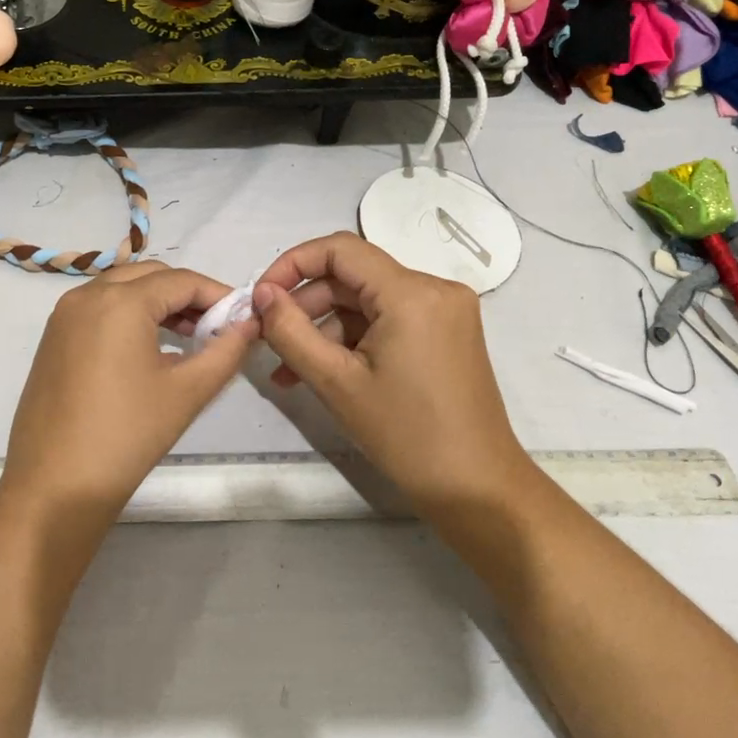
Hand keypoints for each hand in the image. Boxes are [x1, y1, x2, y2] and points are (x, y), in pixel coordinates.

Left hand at [0, 263, 256, 519]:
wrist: (57, 483)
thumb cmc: (128, 435)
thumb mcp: (188, 392)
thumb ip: (226, 350)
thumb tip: (250, 324)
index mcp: (120, 301)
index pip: (181, 280)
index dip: (218, 295)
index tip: (243, 319)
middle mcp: (86, 295)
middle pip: (148, 277)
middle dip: (186, 295)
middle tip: (216, 328)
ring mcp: (63, 316)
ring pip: (120, 290)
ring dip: (156, 303)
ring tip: (189, 338)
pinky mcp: (52, 338)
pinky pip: (97, 309)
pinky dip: (128, 316)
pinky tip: (149, 350)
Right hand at [252, 233, 533, 510]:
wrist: (476, 487)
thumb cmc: (405, 434)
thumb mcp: (335, 382)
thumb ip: (290, 331)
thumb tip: (262, 294)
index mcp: (412, 293)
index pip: (340, 250)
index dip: (292, 265)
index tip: (260, 297)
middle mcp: (434, 289)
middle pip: (352, 277)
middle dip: (305, 305)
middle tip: (269, 341)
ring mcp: (445, 311)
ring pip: (367, 302)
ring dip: (325, 329)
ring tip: (290, 372)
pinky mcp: (447, 334)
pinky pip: (387, 320)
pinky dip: (353, 340)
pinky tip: (323, 373)